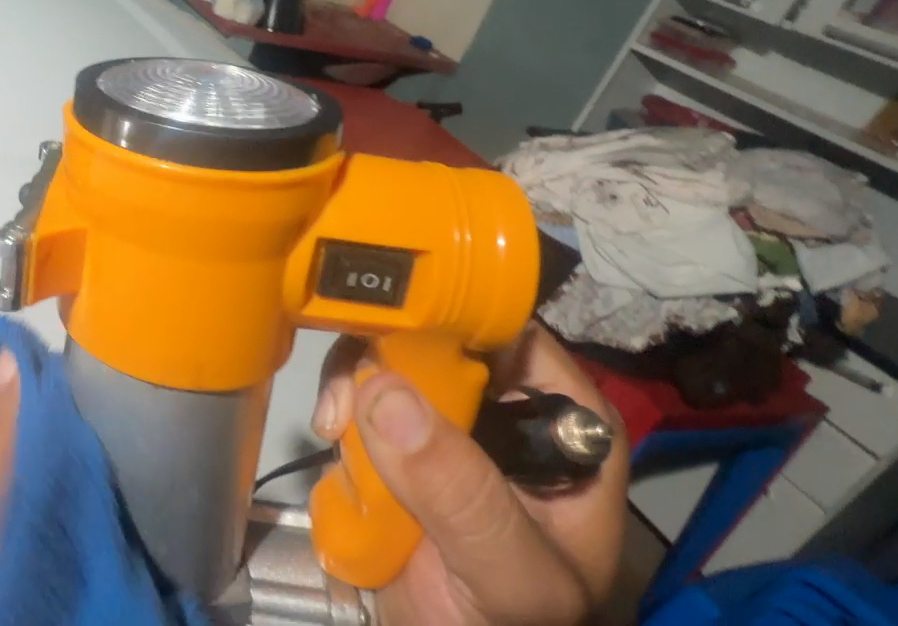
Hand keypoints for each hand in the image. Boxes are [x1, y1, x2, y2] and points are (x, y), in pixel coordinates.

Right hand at [310, 327, 628, 625]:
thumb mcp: (507, 575)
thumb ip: (462, 496)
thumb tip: (387, 393)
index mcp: (564, 422)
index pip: (510, 333)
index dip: (449, 321)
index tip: (388, 341)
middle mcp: (508, 406)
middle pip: (438, 334)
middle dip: (383, 357)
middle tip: (347, 405)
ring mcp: (450, 419)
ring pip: (390, 355)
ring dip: (352, 386)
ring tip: (334, 432)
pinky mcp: (401, 435)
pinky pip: (361, 390)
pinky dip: (339, 407)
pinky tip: (332, 442)